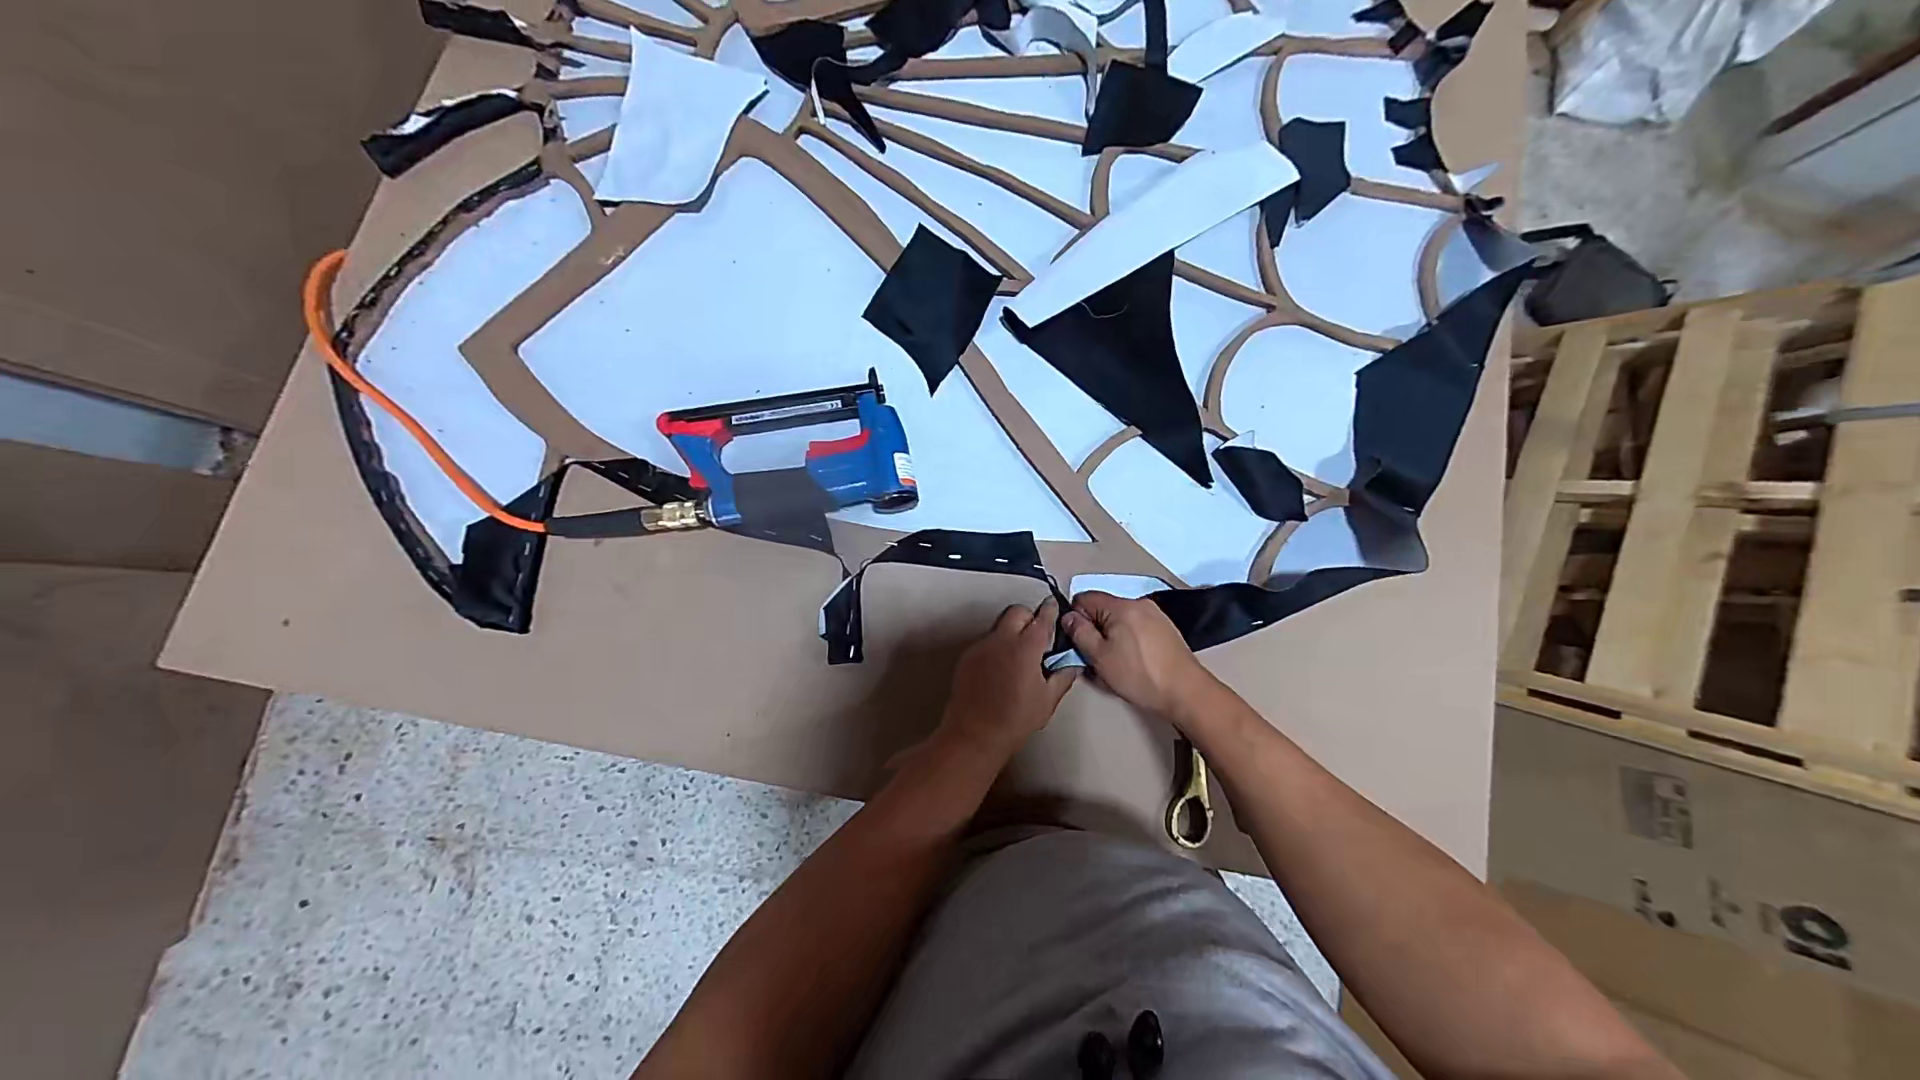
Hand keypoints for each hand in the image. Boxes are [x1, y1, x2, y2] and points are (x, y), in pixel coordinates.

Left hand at [937, 598, 1077, 758]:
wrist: (974, 734)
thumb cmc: (1013, 720)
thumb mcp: (1047, 700)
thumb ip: (1063, 676)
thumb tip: (1071, 664)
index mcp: (1025, 648)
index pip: (1042, 617)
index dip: (1050, 610)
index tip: (1054, 607)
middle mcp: (1001, 641)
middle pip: (1017, 612)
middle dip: (1029, 617)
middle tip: (1037, 636)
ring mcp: (981, 647)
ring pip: (1000, 626)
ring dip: (1012, 633)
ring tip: (1019, 657)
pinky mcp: (968, 656)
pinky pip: (986, 642)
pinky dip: (997, 647)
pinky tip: (1002, 668)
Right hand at [1060, 591, 1220, 722]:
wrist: (1185, 692)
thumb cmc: (1141, 677)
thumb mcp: (1099, 658)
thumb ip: (1079, 633)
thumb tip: (1069, 617)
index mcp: (1122, 607)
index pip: (1084, 598)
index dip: (1076, 619)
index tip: (1079, 641)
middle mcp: (1140, 603)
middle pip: (1103, 608)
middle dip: (1095, 630)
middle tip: (1097, 657)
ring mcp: (1155, 615)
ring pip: (1119, 619)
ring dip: (1112, 636)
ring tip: (1117, 663)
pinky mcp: (1165, 628)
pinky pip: (1136, 626)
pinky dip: (1129, 640)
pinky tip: (1134, 661)